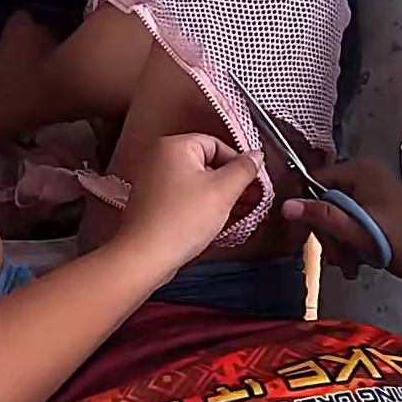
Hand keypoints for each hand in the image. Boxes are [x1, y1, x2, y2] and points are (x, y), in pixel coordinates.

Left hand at [115, 134, 263, 276]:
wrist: (145, 257)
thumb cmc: (185, 218)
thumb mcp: (223, 191)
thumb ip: (244, 169)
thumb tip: (256, 155)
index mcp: (175, 146)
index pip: (217, 144)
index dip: (239, 163)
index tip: (254, 183)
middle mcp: (160, 158)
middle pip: (207, 163)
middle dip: (233, 181)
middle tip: (253, 199)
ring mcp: (154, 181)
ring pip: (198, 182)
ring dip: (222, 195)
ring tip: (242, 212)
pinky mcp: (153, 203)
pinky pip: (186, 196)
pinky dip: (204, 204)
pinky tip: (220, 220)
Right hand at [280, 159, 401, 282]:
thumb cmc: (399, 241)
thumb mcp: (356, 230)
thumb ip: (322, 216)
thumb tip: (286, 206)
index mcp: (361, 171)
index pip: (317, 181)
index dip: (309, 207)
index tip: (308, 234)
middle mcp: (367, 175)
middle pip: (328, 201)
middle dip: (330, 233)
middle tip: (337, 257)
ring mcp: (375, 191)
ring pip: (340, 215)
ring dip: (340, 242)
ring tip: (349, 264)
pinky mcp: (380, 207)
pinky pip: (354, 220)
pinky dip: (352, 241)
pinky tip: (357, 262)